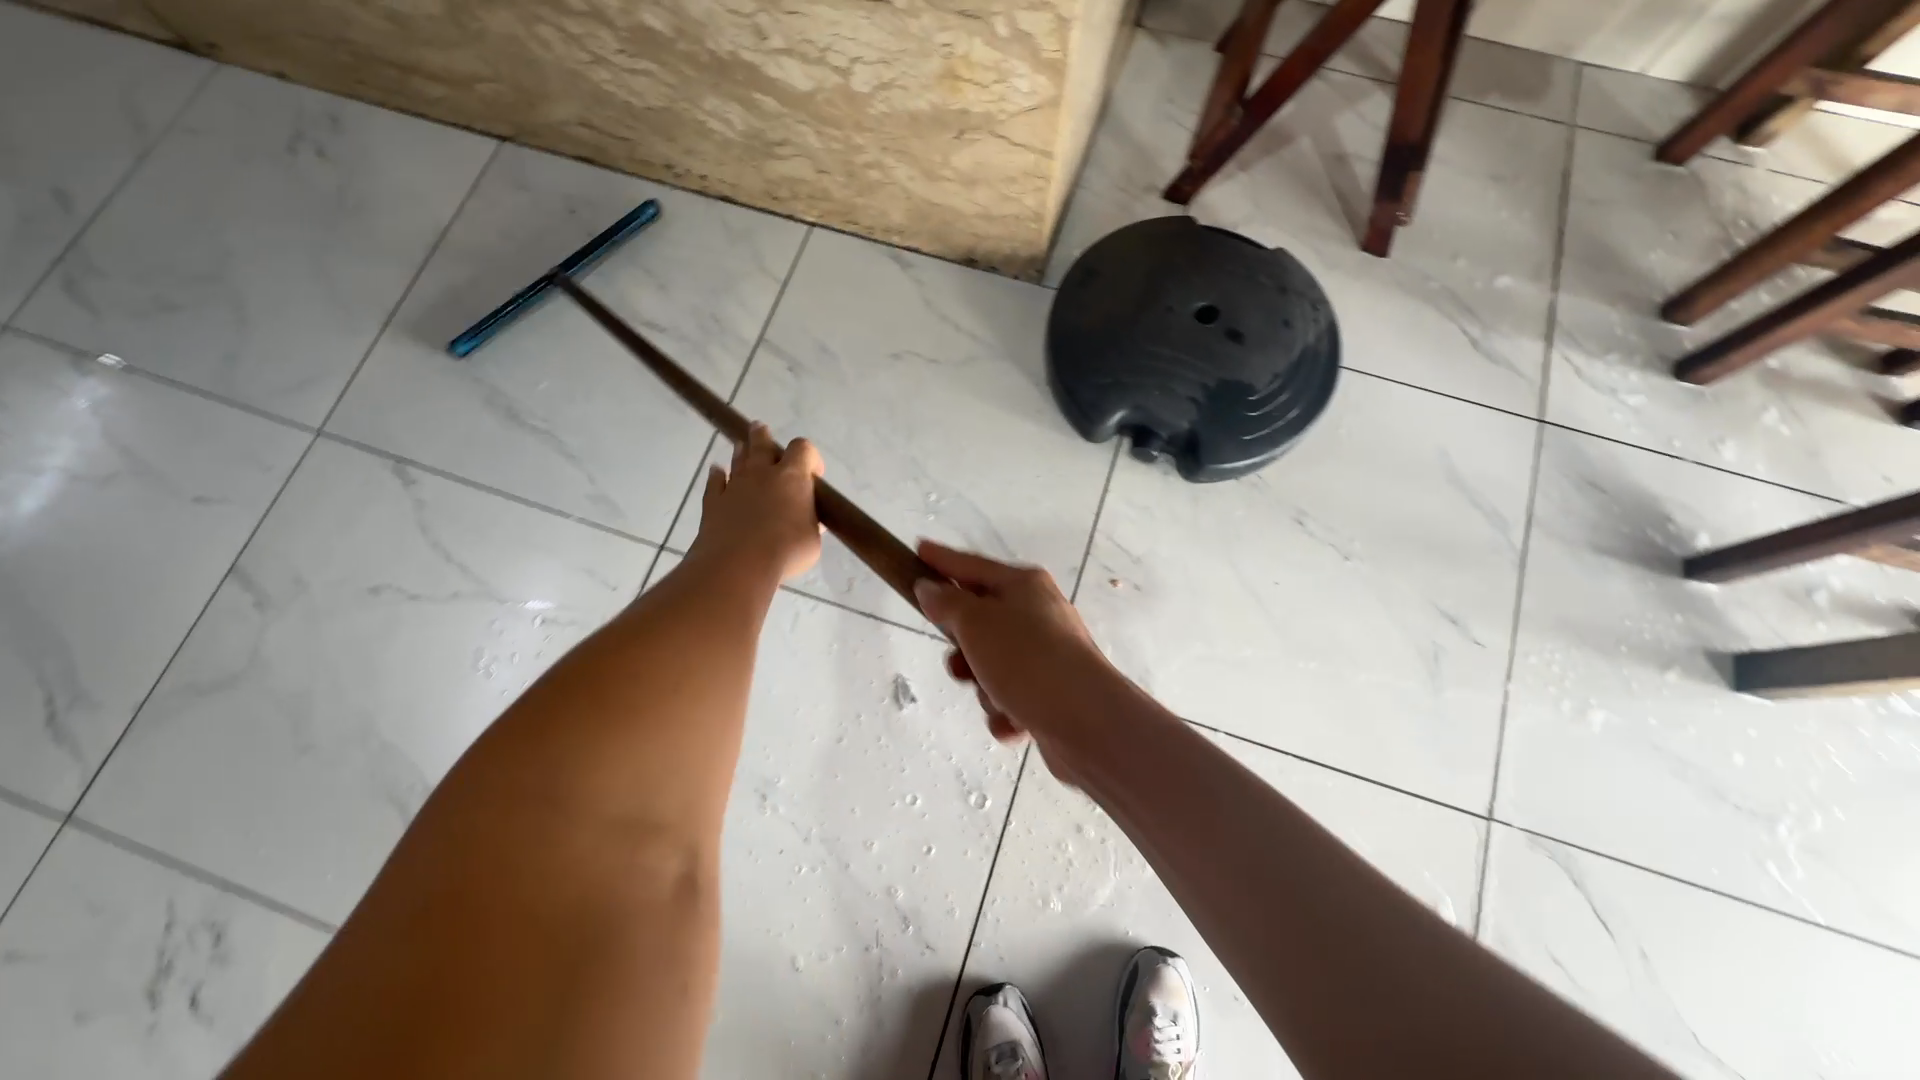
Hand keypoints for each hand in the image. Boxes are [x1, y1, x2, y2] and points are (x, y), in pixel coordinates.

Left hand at [688, 424, 823, 583]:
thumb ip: (810, 524)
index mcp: (792, 478)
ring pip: (738, 459)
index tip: (814, 474)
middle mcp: (762, 474)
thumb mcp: (812, 540)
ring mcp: (735, 486)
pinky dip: (716, 476)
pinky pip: (714, 482)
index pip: (803, 449)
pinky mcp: (713, 502)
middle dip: (763, 436)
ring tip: (740, 445)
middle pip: (762, 444)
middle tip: (760, 429)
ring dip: (741, 451)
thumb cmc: (786, 550)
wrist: (738, 564)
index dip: (810, 457)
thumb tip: (809, 520)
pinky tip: (715, 472)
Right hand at [913, 541, 1132, 775]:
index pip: (972, 566)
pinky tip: (1013, 720)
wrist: (1086, 720)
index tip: (918, 550)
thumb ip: (947, 603)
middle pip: (981, 623)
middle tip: (957, 660)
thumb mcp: (975, 623)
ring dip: (984, 687)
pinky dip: (1005, 712)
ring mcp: (1048, 657)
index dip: (943, 560)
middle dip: (963, 648)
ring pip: (992, 666)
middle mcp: (1040, 615)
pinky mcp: (1051, 695)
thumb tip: (931, 588)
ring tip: (995, 696)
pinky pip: (1010, 699)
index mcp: (1025, 586)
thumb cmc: (1026, 659)